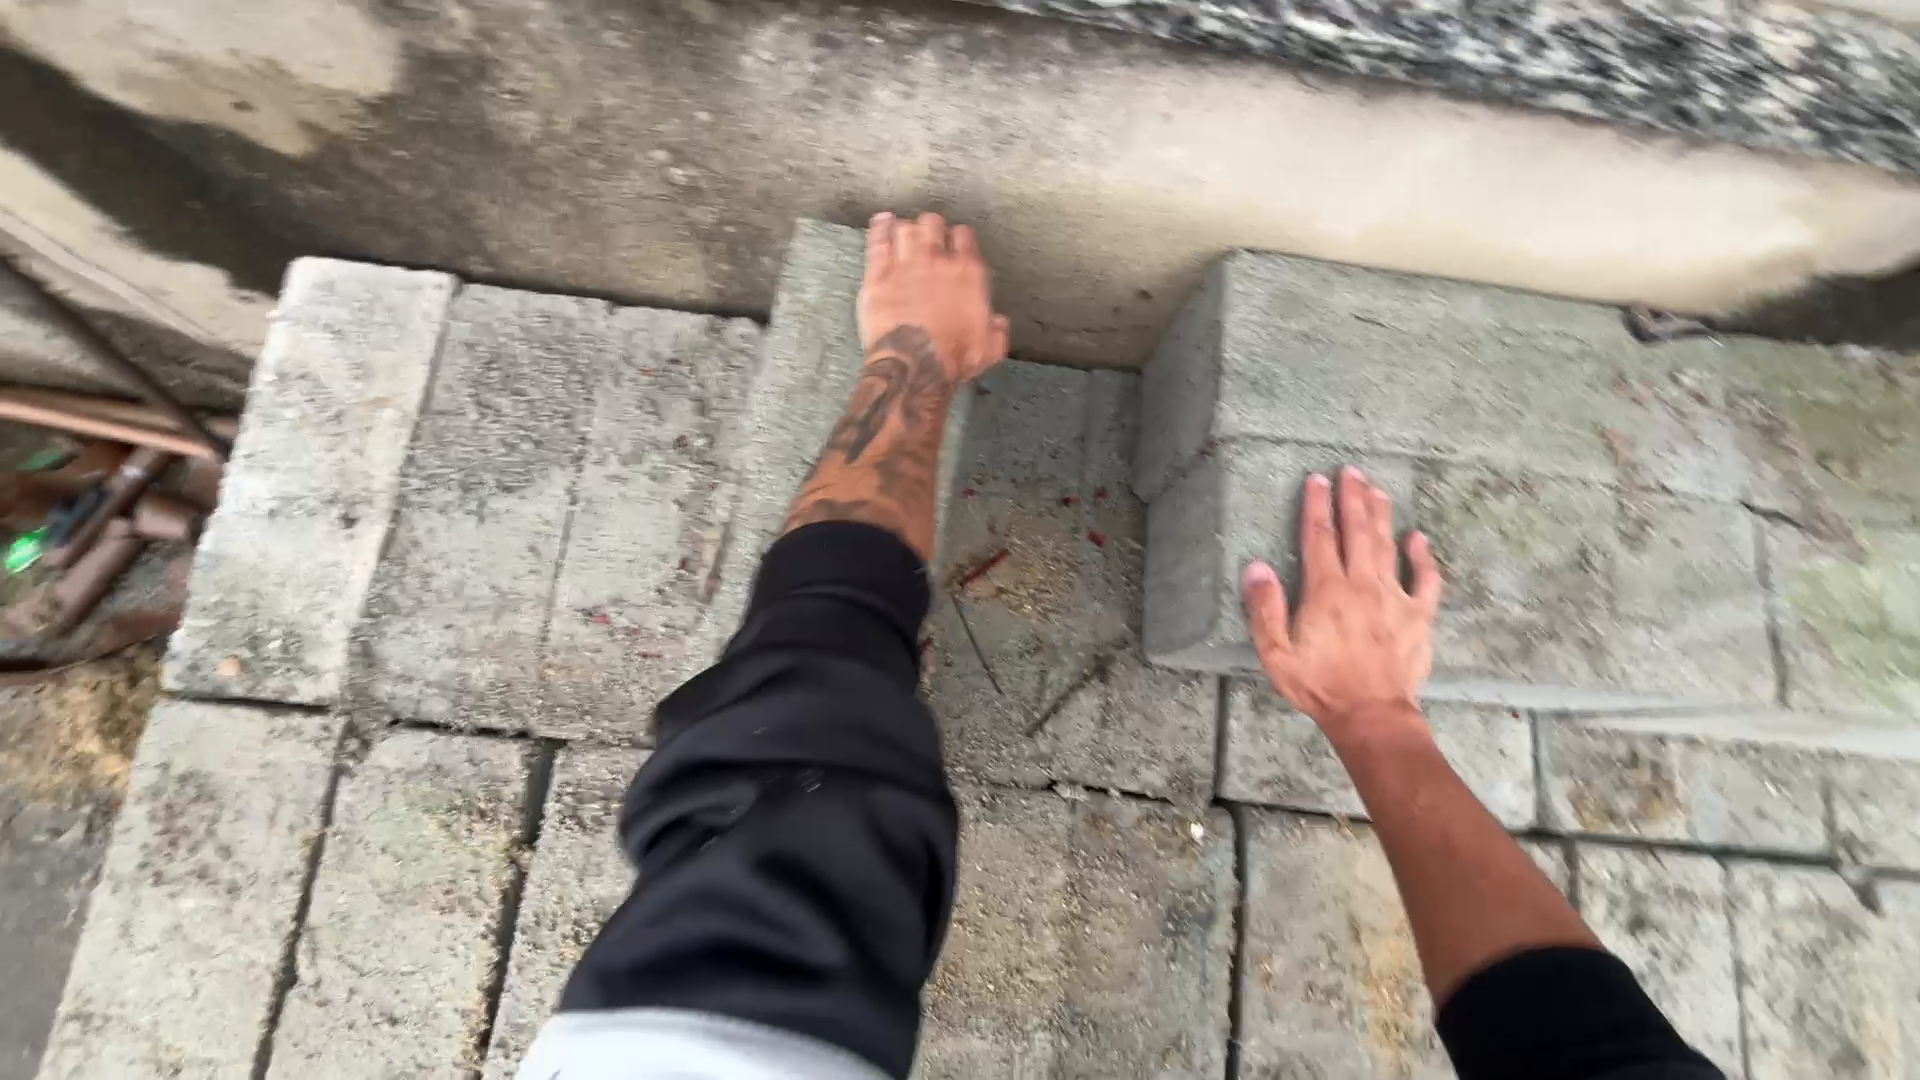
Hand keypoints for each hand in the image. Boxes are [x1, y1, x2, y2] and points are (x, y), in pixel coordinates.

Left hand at [858, 212, 1009, 382]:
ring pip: (906, 229)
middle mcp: (938, 261)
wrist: (915, 366)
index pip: (965, 237)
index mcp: (968, 274)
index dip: (959, 237)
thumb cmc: (952, 359)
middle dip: (931, 228)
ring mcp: (906, 264)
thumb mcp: (988, 349)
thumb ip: (996, 330)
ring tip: (905, 232)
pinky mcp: (879, 274)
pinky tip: (883, 222)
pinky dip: (881, 227)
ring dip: (907, 229)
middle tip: (928, 236)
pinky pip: (879, 239)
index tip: (956, 242)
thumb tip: (998, 322)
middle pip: (933, 225)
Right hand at [1242, 467, 1442, 742]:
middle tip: (1350, 471)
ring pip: (1387, 546)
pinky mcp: (1418, 617)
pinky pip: (1425, 580)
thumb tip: (1257, 568)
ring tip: (1376, 489)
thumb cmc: (1319, 686)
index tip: (1316, 480)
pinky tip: (1418, 538)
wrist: (1372, 716)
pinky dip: (1424, 556)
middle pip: (1357, 532)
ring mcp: (1395, 599)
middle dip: (1352, 499)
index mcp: (1327, 592)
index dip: (1317, 506)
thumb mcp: (1276, 653)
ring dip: (1381, 515)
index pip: (1320, 538)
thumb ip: (1265, 609)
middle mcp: (1362, 586)